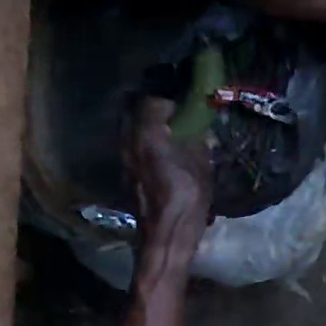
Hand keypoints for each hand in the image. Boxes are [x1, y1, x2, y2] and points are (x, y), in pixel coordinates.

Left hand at [125, 97, 211, 277]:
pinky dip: (147, 139)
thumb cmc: (187, 197)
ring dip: (149, 122)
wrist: (165, 234)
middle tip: (177, 106)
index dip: (170, 91)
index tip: (186, 92)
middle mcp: (129, 137)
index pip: (153, 95)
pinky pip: (134, 143)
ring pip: (132, 126)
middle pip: (136, 107)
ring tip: (172, 126)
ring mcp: (124, 155)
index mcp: (148, 130)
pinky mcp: (126, 170)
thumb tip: (198, 122)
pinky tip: (164, 148)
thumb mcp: (201, 163)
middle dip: (155, 103)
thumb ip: (197, 137)